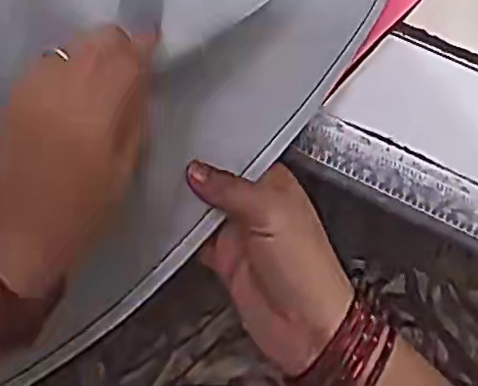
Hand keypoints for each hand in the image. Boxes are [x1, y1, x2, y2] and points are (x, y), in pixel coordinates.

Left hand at [0, 26, 155, 296]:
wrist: (13, 235)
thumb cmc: (80, 211)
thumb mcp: (125, 167)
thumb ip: (135, 112)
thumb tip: (142, 76)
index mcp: (100, 101)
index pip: (131, 50)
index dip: (146, 45)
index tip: (154, 51)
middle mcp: (68, 79)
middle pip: (103, 36)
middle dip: (121, 47)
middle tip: (127, 72)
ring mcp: (38, 80)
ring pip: (77, 42)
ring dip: (93, 53)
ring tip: (98, 83)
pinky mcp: (17, 88)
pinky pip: (52, 59)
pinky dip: (68, 65)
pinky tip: (70, 93)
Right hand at [187, 161, 353, 376]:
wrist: (310, 332)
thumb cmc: (310, 269)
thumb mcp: (269, 212)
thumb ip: (231, 189)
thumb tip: (199, 172)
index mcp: (273, 183)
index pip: (238, 156)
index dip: (215, 150)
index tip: (191, 145)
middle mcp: (256, 204)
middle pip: (218, 182)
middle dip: (198, 177)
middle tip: (172, 166)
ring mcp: (240, 232)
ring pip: (204, 209)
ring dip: (188, 204)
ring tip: (167, 191)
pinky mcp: (226, 259)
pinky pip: (196, 241)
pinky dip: (184, 235)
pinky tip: (174, 226)